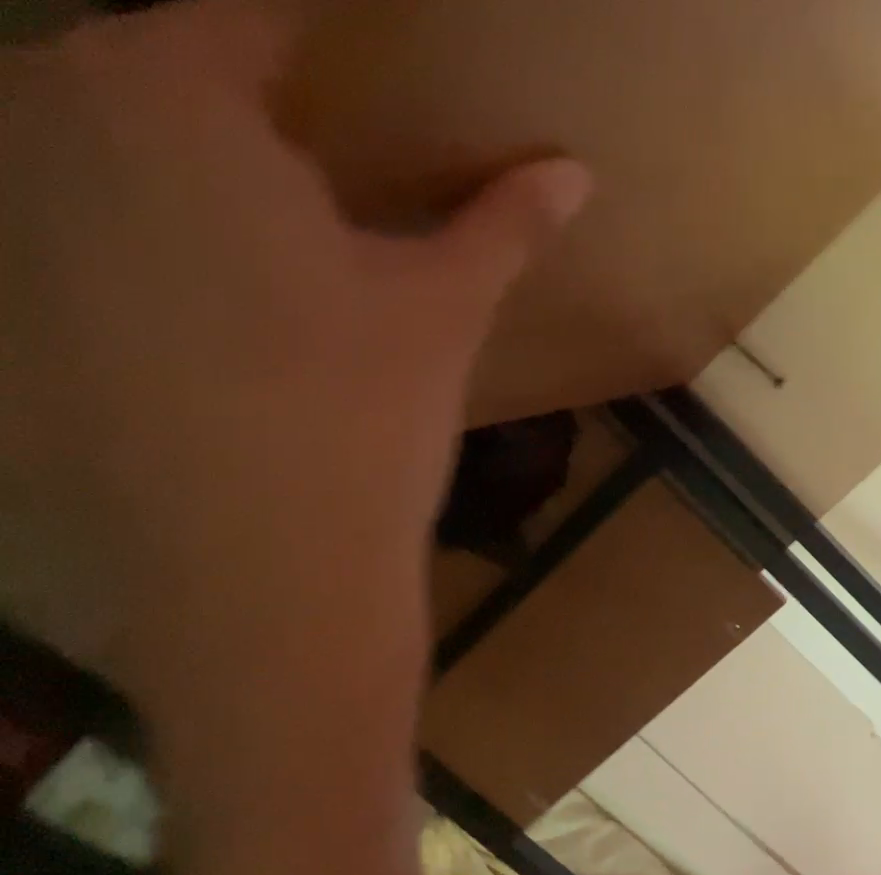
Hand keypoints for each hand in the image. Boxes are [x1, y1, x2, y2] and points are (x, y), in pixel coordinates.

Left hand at [0, 1, 589, 750]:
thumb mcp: (443, 304)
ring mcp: (10, 208)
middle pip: (172, 66)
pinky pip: (81, 212)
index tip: (391, 74)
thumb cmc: (359, 410)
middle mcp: (54, 119)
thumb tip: (574, 171)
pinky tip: (227, 290)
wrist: (256, 563)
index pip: (257, 18)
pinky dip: (150, 223)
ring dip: (204, 155)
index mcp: (173, 96)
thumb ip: (504, 222)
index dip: (333, 43)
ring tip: (292, 215)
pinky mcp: (8, 294)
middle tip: (351, 150)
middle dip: (264, 98)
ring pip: (113, 133)